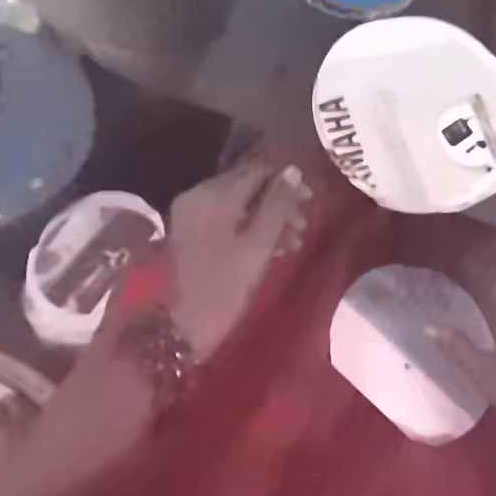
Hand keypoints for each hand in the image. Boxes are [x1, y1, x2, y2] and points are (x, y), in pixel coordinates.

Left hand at [165, 155, 311, 358]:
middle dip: (278, 203)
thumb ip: (277, 205)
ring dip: (267, 218)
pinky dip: (249, 227)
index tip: (309, 201)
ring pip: (239, 203)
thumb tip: (294, 171)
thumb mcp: (258, 244)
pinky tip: (272, 247)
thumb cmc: (227, 285)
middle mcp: (198, 195)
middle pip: (247, 186)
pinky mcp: (192, 231)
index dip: (286, 182)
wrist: (185, 325)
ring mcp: (192, 213)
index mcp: (213, 194)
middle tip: (303, 226)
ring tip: (293, 241)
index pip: (257, 170)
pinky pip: (226, 217)